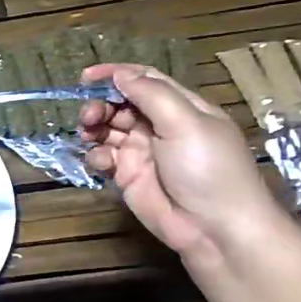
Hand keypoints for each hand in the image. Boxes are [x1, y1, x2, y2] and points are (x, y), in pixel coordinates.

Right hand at [80, 64, 288, 263]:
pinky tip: (101, 163)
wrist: (214, 228)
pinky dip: (97, 156)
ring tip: (88, 134)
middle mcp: (160, 126)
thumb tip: (121, 74)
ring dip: (95, 127)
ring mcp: (143, 152)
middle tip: (88, 115)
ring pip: (109, 129)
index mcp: (181, 108)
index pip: (145, 80)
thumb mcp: (185, 123)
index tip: (86, 77)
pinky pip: (105, 158)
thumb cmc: (208, 169)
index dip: (116, 75)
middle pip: (121, 104)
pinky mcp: (128, 176)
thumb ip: (151, 95)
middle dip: (101, 104)